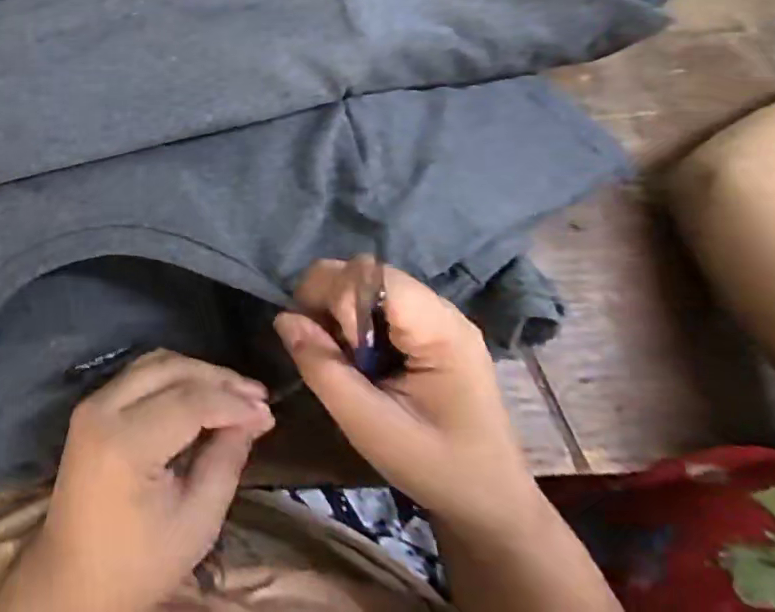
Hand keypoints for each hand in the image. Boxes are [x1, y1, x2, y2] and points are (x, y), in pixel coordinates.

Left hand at [0, 350, 273, 611]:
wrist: (73, 577)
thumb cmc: (139, 562)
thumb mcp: (196, 522)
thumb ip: (225, 461)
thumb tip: (255, 415)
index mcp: (125, 442)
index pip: (189, 400)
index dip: (232, 401)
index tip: (267, 410)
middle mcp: (102, 409)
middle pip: (168, 369)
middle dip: (217, 377)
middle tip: (257, 395)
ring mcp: (91, 404)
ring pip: (152, 363)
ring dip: (195, 371)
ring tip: (235, 392)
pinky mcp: (89, 408)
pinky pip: (137, 375)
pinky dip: (172, 377)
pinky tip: (200, 395)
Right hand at [277, 262, 539, 535]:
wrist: (491, 502)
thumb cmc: (435, 467)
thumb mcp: (369, 426)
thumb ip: (323, 368)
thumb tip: (283, 318)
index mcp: (439, 329)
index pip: (371, 275)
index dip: (334, 297)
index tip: (324, 344)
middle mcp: (440, 310)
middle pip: (365, 272)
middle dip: (329, 300)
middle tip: (322, 348)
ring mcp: (435, 317)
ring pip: (365, 283)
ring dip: (338, 311)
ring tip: (341, 357)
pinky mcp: (426, 329)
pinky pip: (375, 302)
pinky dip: (352, 321)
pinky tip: (357, 358)